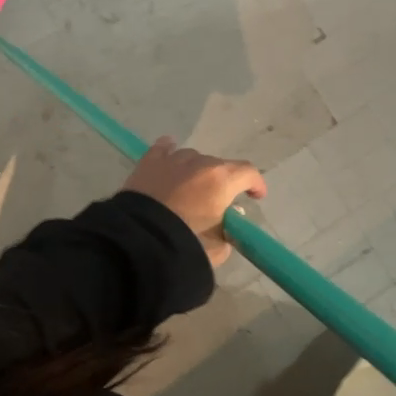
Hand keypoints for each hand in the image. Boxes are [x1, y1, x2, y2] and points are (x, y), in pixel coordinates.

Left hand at [125, 137, 264, 265]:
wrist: (140, 239)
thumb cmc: (185, 243)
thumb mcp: (218, 247)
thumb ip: (227, 232)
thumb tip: (222, 224)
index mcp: (221, 180)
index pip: (247, 172)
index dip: (255, 184)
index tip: (255, 197)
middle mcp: (199, 163)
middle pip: (218, 165)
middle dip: (222, 181)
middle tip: (216, 201)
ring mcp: (172, 159)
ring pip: (192, 157)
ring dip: (196, 170)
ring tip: (191, 186)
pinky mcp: (149, 161)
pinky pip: (163, 148)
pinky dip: (169, 150)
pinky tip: (169, 151)